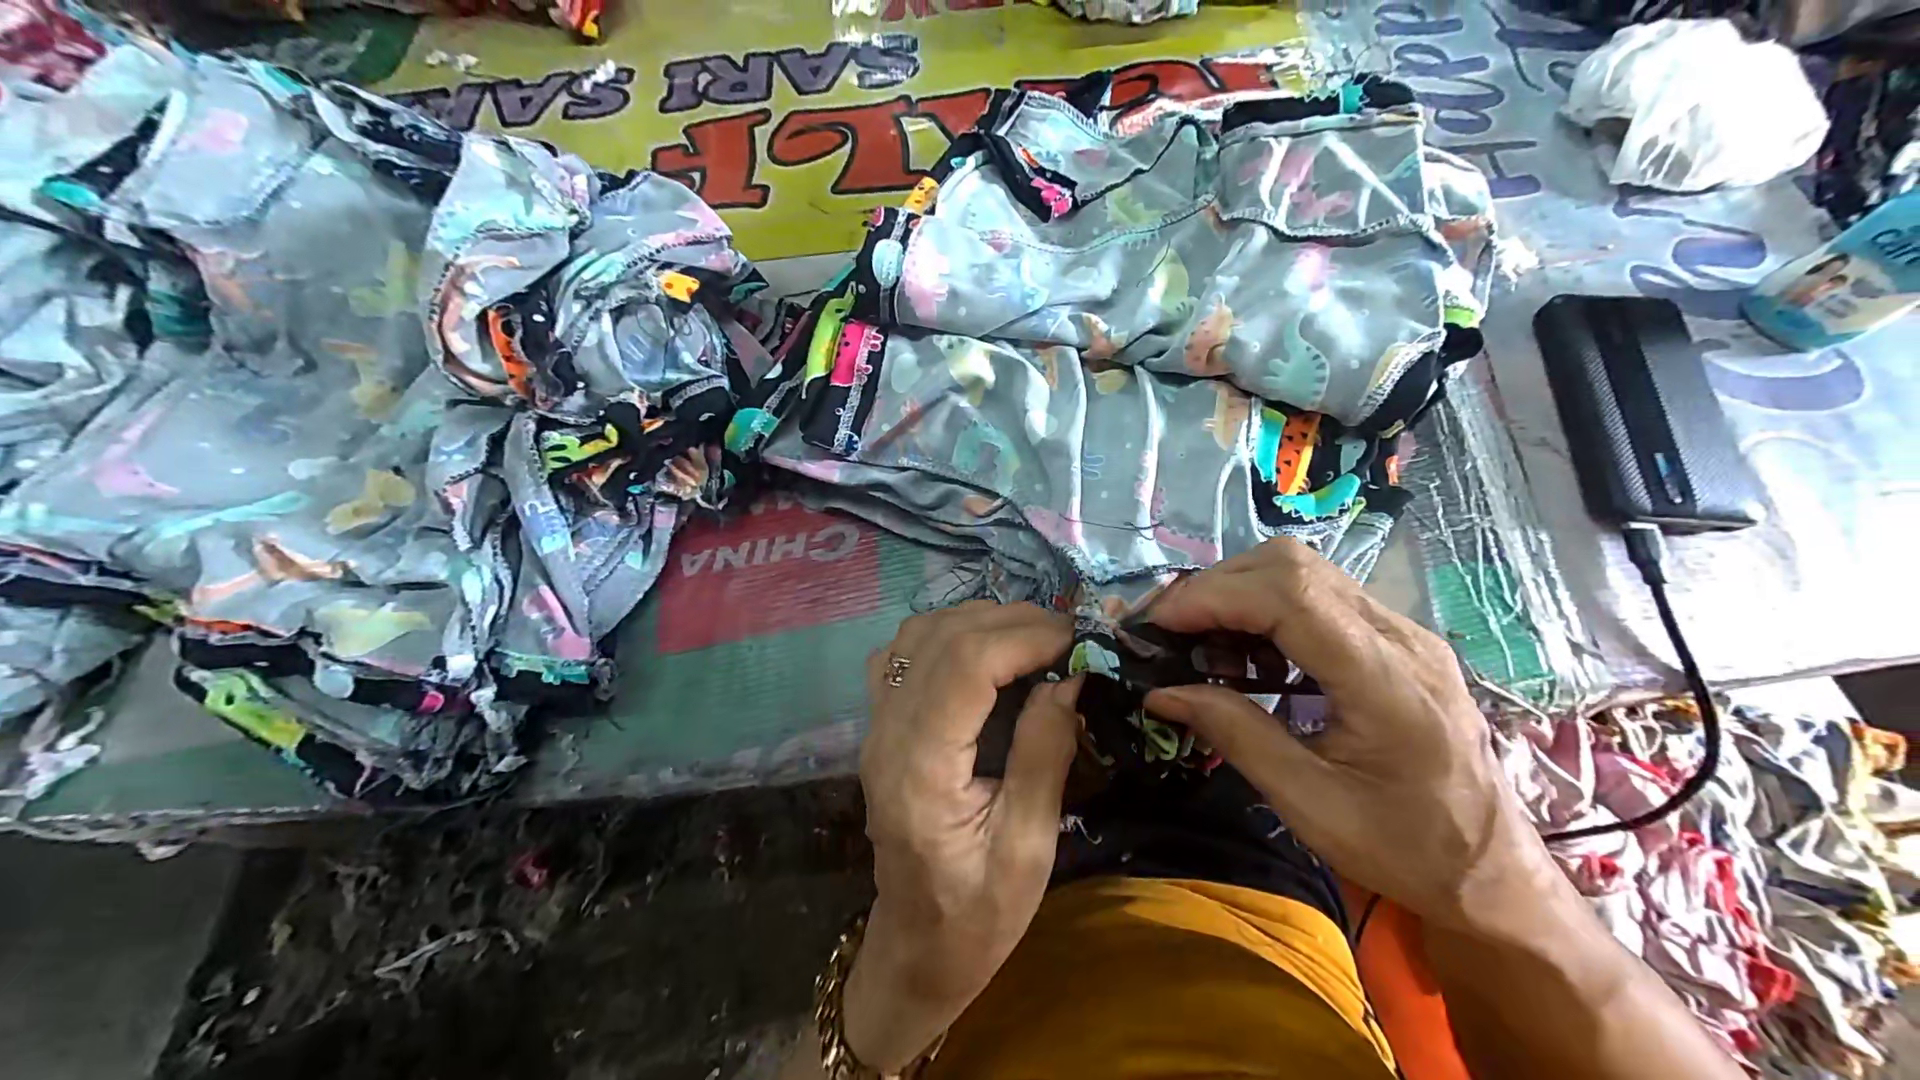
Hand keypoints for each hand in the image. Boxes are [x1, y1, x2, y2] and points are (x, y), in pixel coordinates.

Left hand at [845, 600, 1079, 1071]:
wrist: (914, 946)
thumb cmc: (977, 916)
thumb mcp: (1027, 850)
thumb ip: (1043, 755)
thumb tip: (1069, 678)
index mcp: (921, 770)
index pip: (965, 666)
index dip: (1023, 637)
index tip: (1076, 640)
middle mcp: (887, 735)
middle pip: (941, 639)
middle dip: (1010, 621)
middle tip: (1065, 635)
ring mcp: (876, 726)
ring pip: (918, 635)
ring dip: (979, 620)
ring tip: (1033, 636)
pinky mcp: (880, 725)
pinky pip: (904, 653)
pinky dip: (948, 633)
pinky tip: (984, 649)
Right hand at [1143, 538, 1558, 929]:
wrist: (1494, 870)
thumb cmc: (1405, 849)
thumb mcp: (1310, 806)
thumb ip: (1235, 735)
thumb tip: (1161, 691)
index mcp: (1387, 682)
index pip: (1291, 597)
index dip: (1213, 596)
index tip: (1157, 623)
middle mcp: (1399, 637)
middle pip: (1292, 566)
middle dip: (1215, 586)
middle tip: (1166, 628)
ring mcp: (1400, 631)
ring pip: (1302, 569)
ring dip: (1235, 590)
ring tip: (1195, 636)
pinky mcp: (1391, 637)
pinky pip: (1314, 593)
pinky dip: (1261, 605)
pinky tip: (1242, 648)